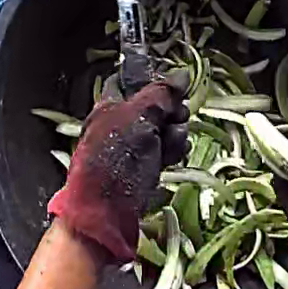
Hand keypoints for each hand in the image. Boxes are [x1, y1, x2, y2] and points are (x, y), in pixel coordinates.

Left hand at [47, 72, 189, 261]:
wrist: (105, 214)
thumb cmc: (115, 160)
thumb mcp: (139, 118)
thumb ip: (161, 94)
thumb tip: (182, 74)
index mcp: (110, 104)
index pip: (131, 78)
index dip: (153, 78)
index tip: (173, 84)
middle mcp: (122, 122)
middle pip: (155, 103)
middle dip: (172, 108)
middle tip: (177, 115)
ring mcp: (134, 145)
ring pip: (165, 126)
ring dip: (175, 130)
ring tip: (173, 141)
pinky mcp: (146, 165)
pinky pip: (166, 148)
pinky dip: (174, 149)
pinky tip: (176, 154)